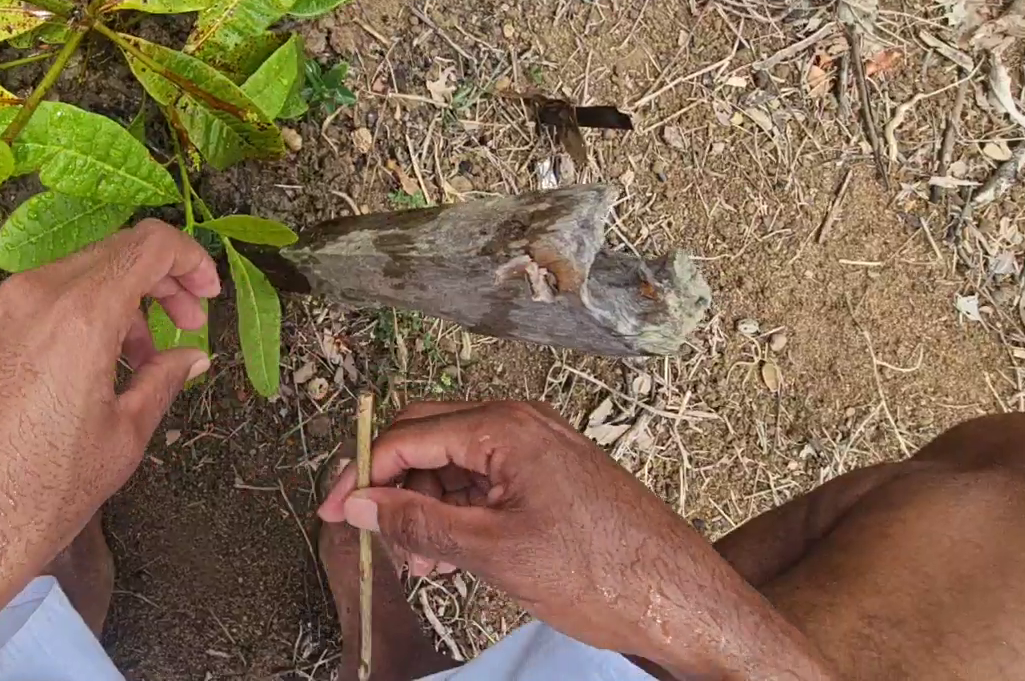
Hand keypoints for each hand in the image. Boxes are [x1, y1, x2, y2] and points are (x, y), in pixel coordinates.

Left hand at [0, 220, 217, 680]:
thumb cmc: (36, 497)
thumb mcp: (120, 440)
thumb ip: (162, 381)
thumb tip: (192, 358)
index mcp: (79, 311)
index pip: (151, 244)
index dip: (191, 259)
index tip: (207, 294)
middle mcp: (34, 291)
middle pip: (116, 252)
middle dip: (160, 281)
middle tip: (185, 324)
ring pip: (77, 272)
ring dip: (119, 299)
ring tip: (139, 356)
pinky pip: (39, 297)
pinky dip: (77, 311)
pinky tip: (88, 363)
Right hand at [319, 400, 829, 680]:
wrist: (692, 605)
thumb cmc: (599, 575)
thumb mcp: (495, 552)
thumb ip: (417, 523)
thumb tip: (355, 505)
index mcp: (501, 425)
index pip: (407, 436)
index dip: (363, 474)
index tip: (333, 511)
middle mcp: (513, 420)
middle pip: (426, 437)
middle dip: (393, 486)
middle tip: (372, 532)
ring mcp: (532, 444)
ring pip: (452, 460)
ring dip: (425, 504)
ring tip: (422, 560)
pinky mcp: (545, 471)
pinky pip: (482, 478)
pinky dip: (458, 511)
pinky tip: (452, 552)